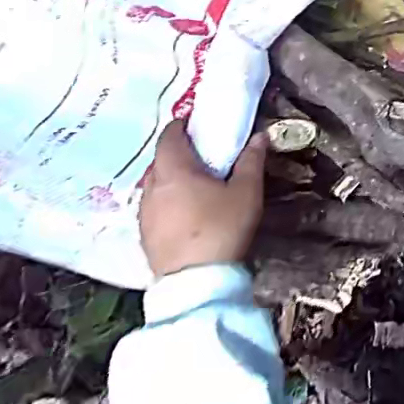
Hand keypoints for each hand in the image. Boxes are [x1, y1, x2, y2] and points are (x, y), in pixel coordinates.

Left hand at [139, 120, 265, 278]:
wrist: (197, 282)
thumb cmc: (223, 228)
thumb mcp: (246, 191)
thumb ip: (252, 161)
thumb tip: (259, 136)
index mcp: (174, 171)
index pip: (170, 136)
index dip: (181, 125)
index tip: (196, 122)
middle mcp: (152, 188)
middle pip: (160, 159)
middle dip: (178, 151)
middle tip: (202, 151)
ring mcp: (144, 213)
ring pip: (155, 183)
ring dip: (172, 176)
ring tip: (196, 180)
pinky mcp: (144, 234)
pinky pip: (154, 204)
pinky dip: (168, 198)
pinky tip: (186, 208)